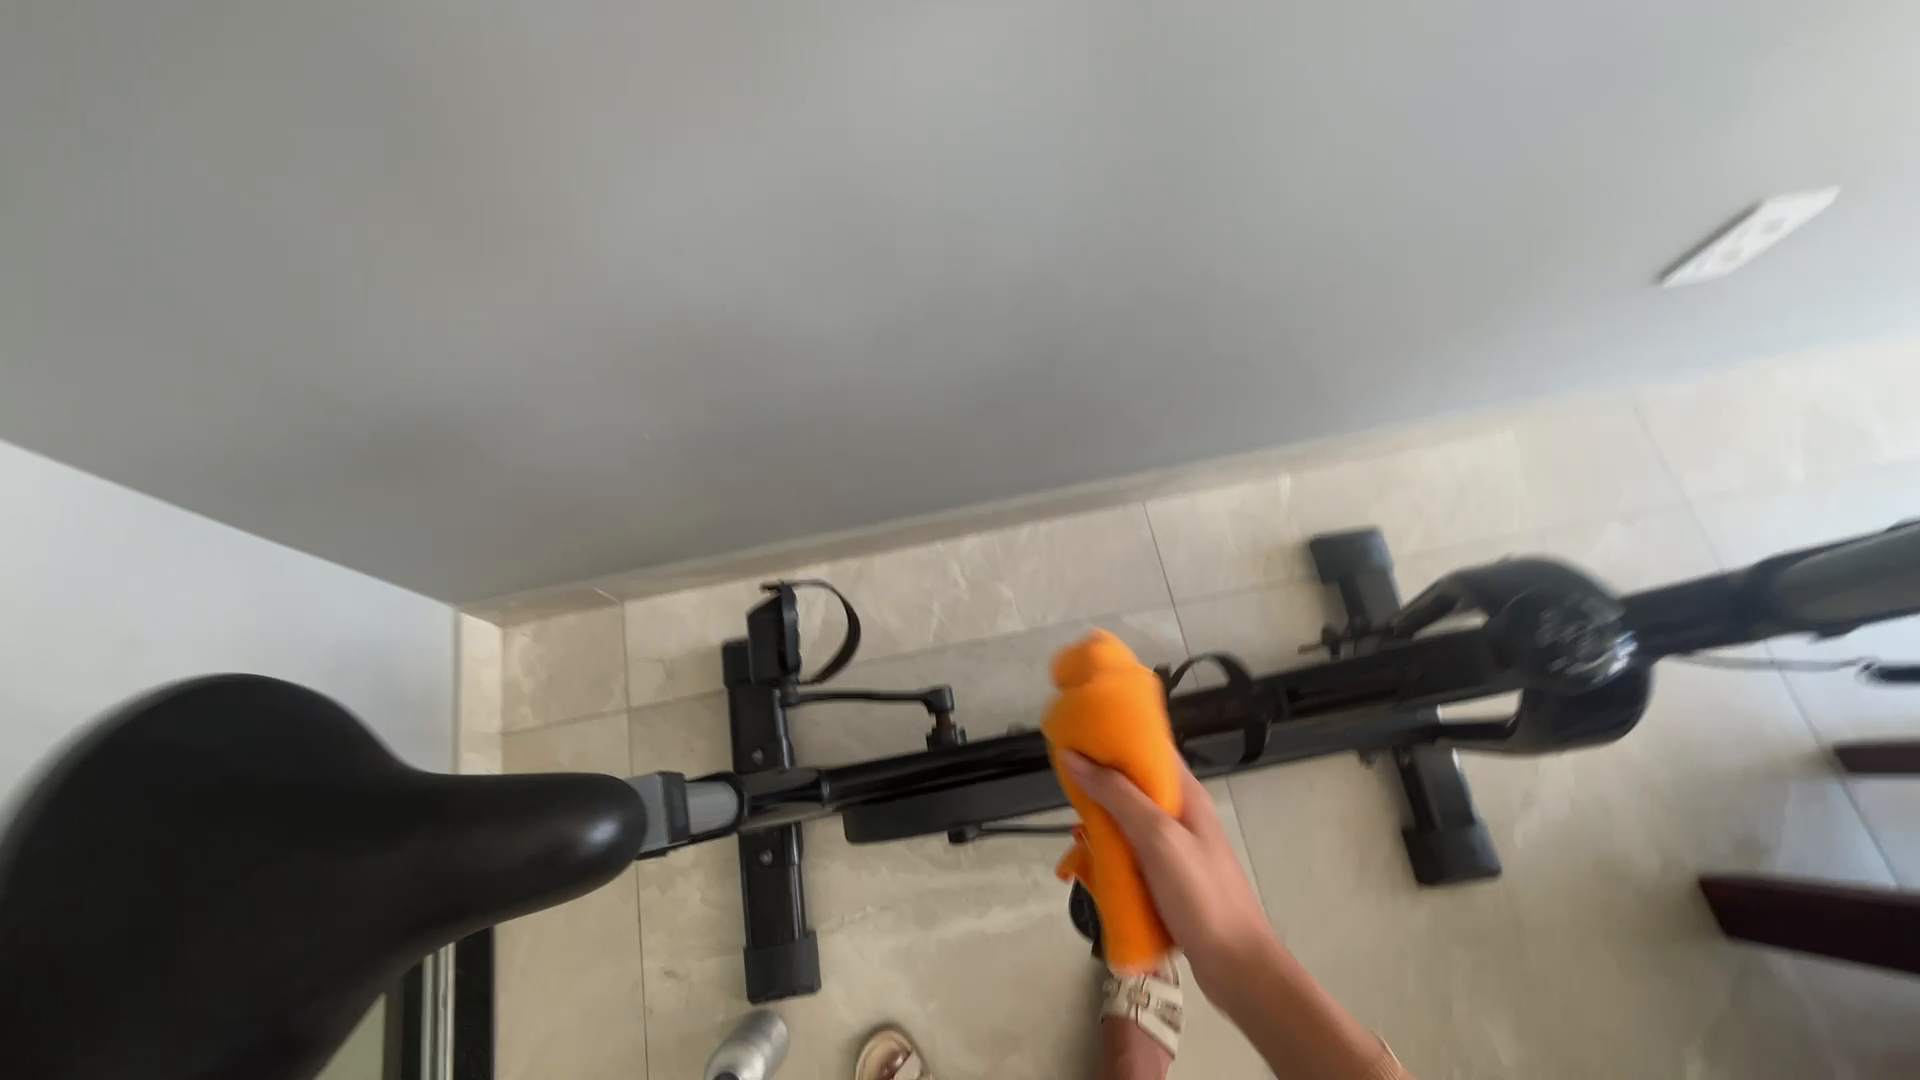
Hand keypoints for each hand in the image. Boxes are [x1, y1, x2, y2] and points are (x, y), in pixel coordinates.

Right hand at [1059, 750, 1280, 998]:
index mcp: (1185, 794)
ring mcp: (1173, 848)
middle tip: (1070, 795)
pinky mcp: (1165, 877)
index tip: (1079, 737)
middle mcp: (1179, 815)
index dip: (1116, 737)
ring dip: (1100, 826)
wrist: (1237, 968)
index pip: (1149, 747)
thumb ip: (1117, 795)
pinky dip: (1108, 857)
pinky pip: (1129, 855)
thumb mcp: (1157, 837)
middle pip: (1132, 785)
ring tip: (1077, 839)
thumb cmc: (1202, 896)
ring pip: (1126, 822)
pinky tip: (1092, 870)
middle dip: (1099, 787)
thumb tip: (1075, 758)